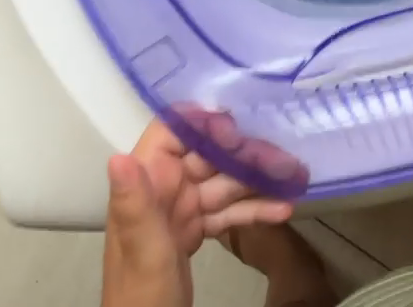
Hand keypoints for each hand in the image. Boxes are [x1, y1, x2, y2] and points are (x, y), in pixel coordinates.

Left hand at [102, 114, 295, 306]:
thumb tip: (117, 158)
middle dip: (245, 153)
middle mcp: (163, 187)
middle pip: (207, 155)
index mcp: (145, 182)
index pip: (171, 132)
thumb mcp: (142, 249)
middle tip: (283, 155)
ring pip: (224, 182)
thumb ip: (134, 203)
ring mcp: (181, 210)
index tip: (239, 126)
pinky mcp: (196, 231)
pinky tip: (283, 208)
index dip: (203, 123)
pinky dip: (254, 208)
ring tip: (295, 177)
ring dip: (258, 180)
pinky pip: (228, 210)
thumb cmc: (140, 295)